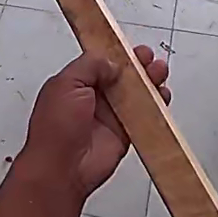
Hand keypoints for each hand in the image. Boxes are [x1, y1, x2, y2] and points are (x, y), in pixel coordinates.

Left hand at [17, 46, 169, 198]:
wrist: (61, 167)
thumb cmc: (55, 126)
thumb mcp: (68, 83)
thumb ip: (91, 66)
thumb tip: (113, 62)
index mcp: (77, 83)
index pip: (101, 62)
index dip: (118, 54)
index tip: (132, 49)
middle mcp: (94, 98)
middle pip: (122, 76)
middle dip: (138, 66)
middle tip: (149, 58)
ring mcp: (110, 116)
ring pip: (135, 94)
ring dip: (149, 82)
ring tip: (159, 71)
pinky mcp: (124, 134)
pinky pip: (143, 117)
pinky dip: (155, 106)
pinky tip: (162, 95)